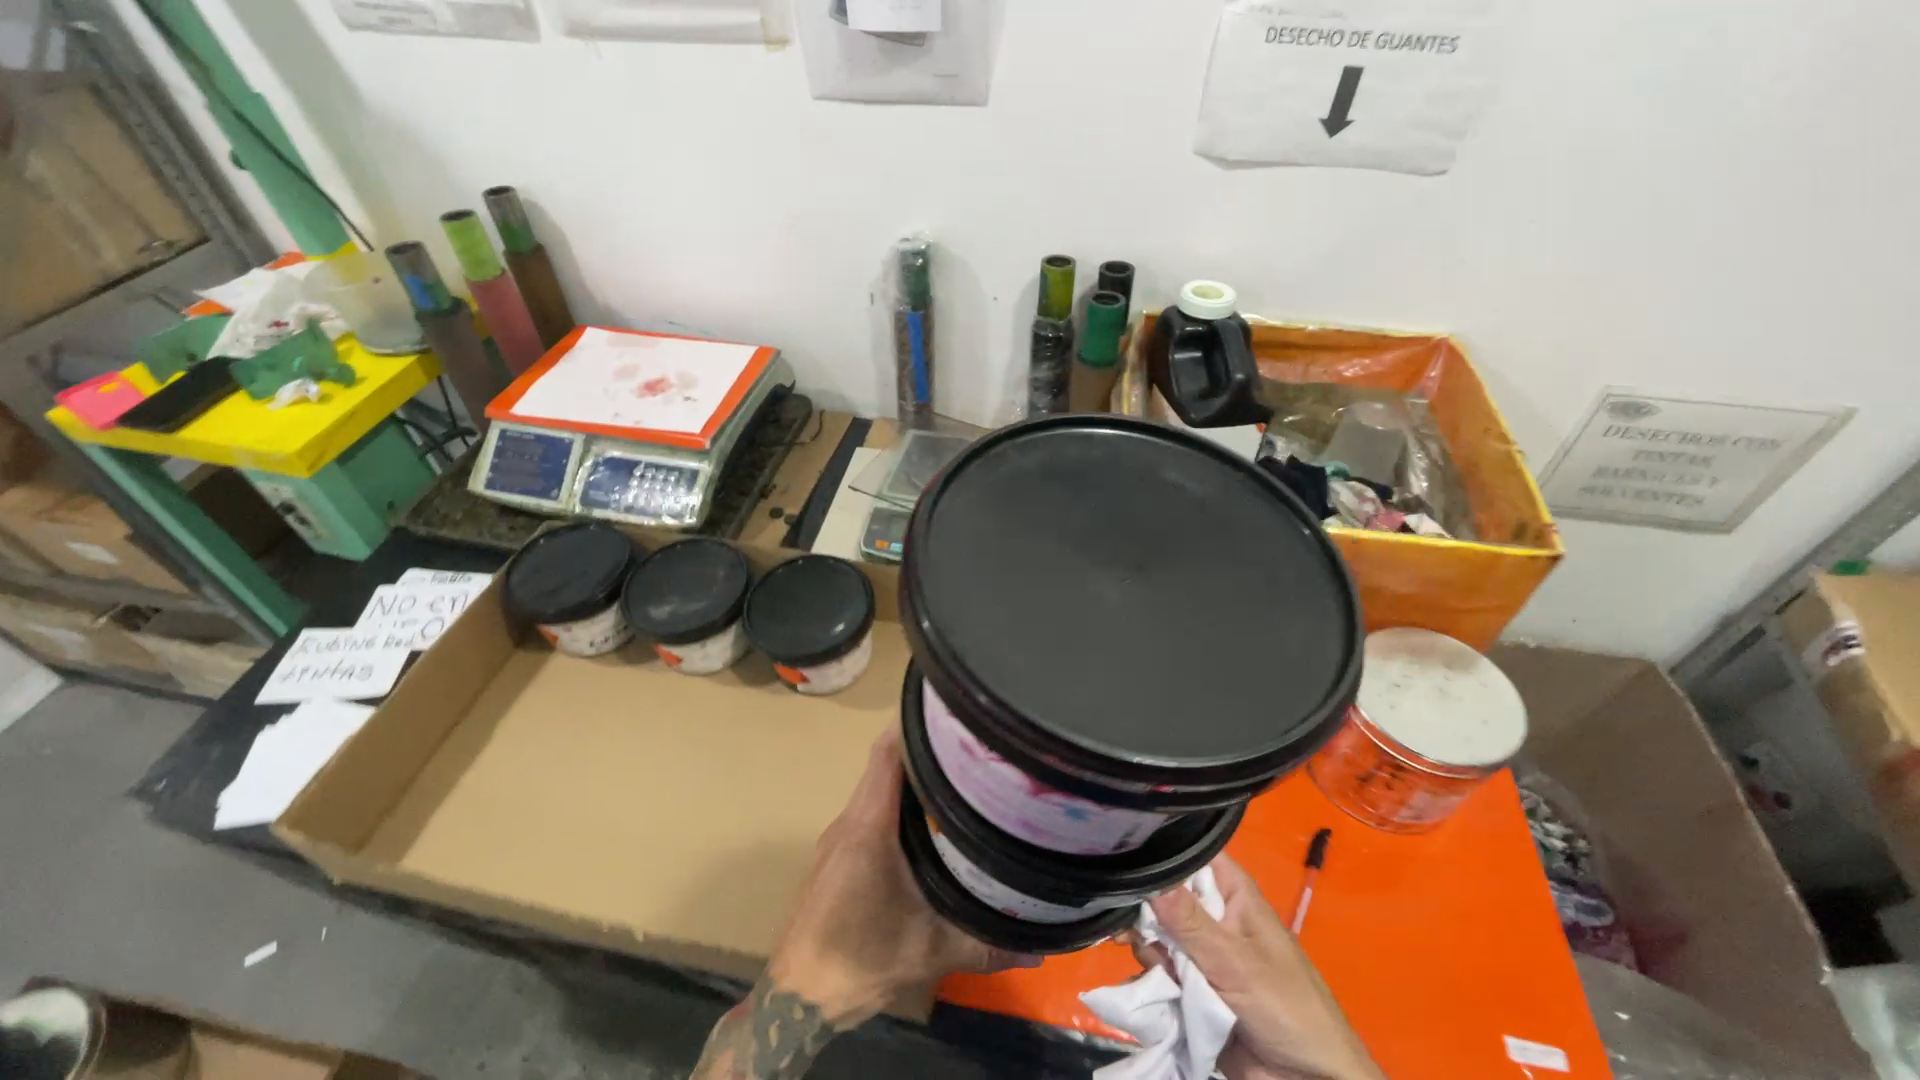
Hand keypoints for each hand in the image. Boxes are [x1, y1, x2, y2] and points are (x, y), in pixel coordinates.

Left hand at [767, 730, 1037, 1027]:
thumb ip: (987, 945)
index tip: (952, 711)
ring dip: (913, 779)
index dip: (915, 725)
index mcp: (868, 828)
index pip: (887, 755)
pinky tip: (930, 824)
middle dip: (927, 749)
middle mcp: (849, 822)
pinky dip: (899, 805)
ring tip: (962, 778)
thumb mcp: (931, 952)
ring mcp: (838, 838)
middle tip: (974, 746)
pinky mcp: (836, 856)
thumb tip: (1043, 948)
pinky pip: (870, 812)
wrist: (799, 998)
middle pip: (886, 765)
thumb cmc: (859, 961)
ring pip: (878, 789)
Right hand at [1134, 854, 1383, 1079]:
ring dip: (1145, 947)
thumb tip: (1148, 875)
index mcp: (1232, 894)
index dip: (1159, 849)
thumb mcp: (1236, 962)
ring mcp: (1200, 952)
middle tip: (1123, 925)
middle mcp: (1213, 915)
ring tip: (1148, 965)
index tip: (1121, 854)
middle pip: (1163, 894)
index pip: (1190, 853)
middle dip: (1141, 909)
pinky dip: (1148, 977)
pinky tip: (1144, 986)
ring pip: (1156, 933)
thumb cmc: (1286, 1008)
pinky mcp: (1190, 986)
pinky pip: (1157, 970)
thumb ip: (1190, 922)